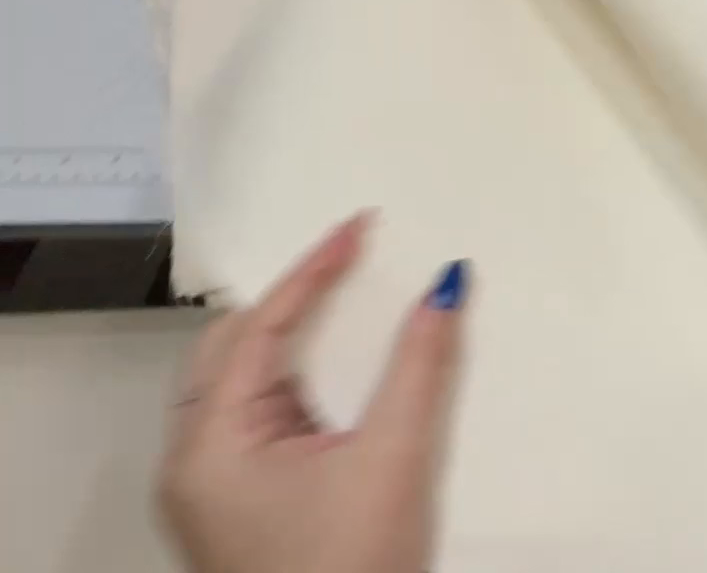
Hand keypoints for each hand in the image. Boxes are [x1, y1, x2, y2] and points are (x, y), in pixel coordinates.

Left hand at [160, 213, 469, 572]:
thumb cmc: (354, 552)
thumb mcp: (393, 451)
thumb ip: (420, 361)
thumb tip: (450, 280)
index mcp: (213, 445)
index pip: (255, 331)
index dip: (310, 270)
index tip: (360, 224)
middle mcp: (200, 457)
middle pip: (230, 350)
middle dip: (290, 294)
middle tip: (353, 254)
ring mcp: (221, 480)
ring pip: (246, 378)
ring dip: (294, 329)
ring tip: (349, 288)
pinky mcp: (252, 493)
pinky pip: (269, 405)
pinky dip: (304, 366)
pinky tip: (342, 356)